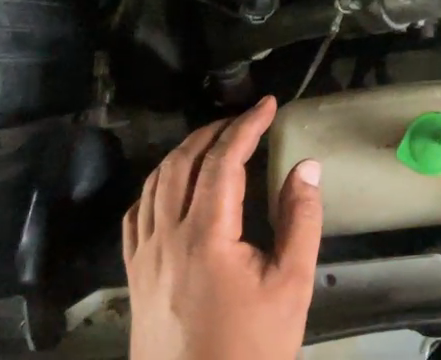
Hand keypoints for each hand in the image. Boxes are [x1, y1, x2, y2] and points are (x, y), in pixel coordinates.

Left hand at [122, 97, 322, 359]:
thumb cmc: (252, 348)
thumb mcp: (292, 286)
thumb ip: (301, 220)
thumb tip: (306, 166)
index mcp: (206, 236)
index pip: (223, 161)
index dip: (246, 126)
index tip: (268, 105)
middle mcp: (166, 239)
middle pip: (181, 164)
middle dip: (213, 130)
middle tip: (244, 118)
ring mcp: (143, 259)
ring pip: (153, 184)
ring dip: (184, 152)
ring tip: (214, 141)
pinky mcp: (134, 278)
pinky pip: (135, 215)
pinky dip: (156, 186)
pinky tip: (173, 188)